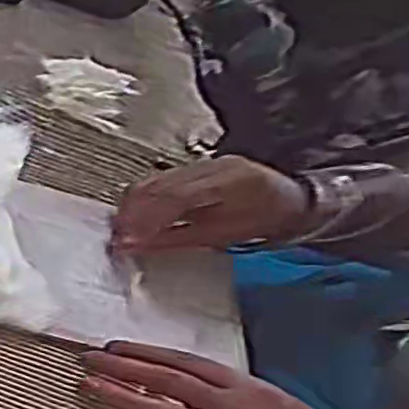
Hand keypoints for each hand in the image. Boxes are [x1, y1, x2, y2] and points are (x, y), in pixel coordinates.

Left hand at [81, 341, 367, 408]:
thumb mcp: (272, 399)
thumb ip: (225, 388)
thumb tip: (176, 376)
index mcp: (249, 387)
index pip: (186, 362)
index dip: (147, 352)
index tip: (115, 346)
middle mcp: (232, 406)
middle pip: (166, 380)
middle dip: (124, 366)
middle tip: (90, 358)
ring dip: (119, 395)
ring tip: (88, 383)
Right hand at [111, 156, 310, 253]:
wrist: (293, 199)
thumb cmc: (263, 219)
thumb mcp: (221, 235)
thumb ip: (173, 238)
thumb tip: (132, 244)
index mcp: (229, 182)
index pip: (173, 197)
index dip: (143, 220)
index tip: (124, 241)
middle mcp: (212, 166)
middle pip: (154, 186)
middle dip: (129, 214)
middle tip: (116, 236)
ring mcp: (199, 164)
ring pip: (149, 182)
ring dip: (129, 207)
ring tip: (122, 229)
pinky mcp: (189, 167)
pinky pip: (153, 180)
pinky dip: (137, 200)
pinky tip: (133, 215)